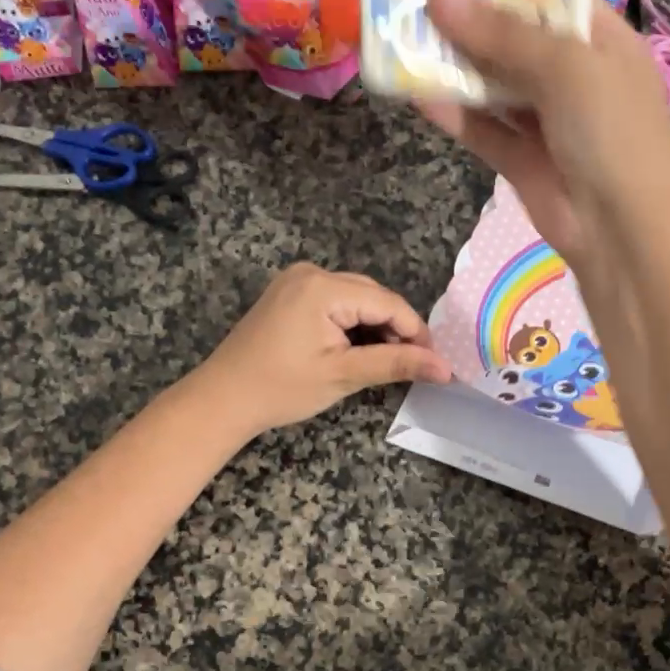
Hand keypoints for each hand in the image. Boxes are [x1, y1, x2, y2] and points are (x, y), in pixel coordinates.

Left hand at [189, 263, 451, 436]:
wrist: (224, 398)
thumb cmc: (282, 388)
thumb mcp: (344, 375)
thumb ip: (397, 364)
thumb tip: (446, 368)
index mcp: (324, 287)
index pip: (388, 303)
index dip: (416, 333)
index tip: (435, 364)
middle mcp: (311, 272)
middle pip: (373, 297)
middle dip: (396, 330)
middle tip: (411, 367)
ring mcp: (297, 281)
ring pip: (356, 299)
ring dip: (375, 328)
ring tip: (384, 363)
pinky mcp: (289, 294)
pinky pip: (335, 303)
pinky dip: (352, 325)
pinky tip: (357, 351)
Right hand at [416, 0, 669, 268]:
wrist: (621, 231)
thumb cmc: (611, 131)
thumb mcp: (566, 66)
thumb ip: (502, 34)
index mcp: (605, 44)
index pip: (553, 0)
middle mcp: (578, 80)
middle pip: (518, 42)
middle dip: (473, 23)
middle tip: (419, 1)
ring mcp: (550, 125)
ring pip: (497, 88)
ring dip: (457, 68)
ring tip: (407, 40)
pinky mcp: (525, 165)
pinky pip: (486, 132)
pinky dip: (456, 116)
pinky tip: (419, 94)